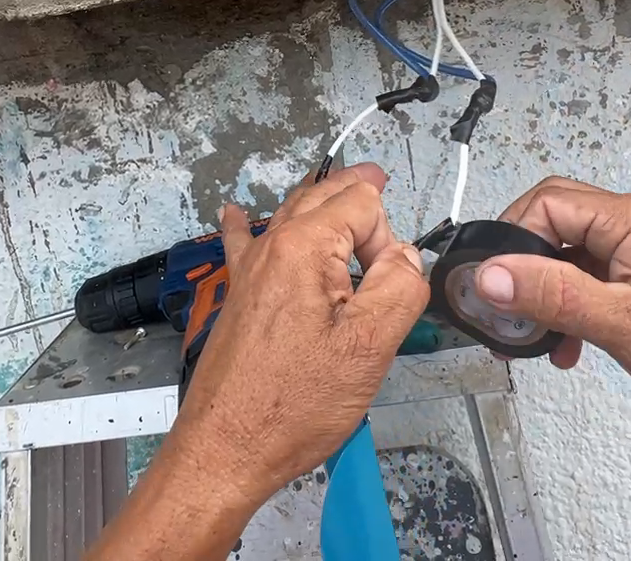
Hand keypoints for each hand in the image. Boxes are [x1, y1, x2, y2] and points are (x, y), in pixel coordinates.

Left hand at [167, 164, 429, 507]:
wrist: (225, 449)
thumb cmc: (295, 403)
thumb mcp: (370, 346)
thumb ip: (400, 287)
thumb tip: (406, 256)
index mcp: (304, 246)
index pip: (362, 204)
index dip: (387, 236)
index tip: (387, 286)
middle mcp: (271, 244)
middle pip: (323, 194)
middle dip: (356, 193)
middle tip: (381, 180)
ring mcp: (250, 268)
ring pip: (289, 212)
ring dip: (319, 199)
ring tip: (342, 187)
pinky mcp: (239, 293)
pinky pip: (241, 242)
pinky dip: (244, 222)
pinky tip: (232, 211)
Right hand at [473, 177, 630, 438]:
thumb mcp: (623, 327)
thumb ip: (552, 294)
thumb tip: (489, 275)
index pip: (549, 203)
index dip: (513, 238)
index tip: (492, 283)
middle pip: (556, 218)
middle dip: (524, 260)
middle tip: (504, 302)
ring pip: (569, 248)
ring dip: (545, 287)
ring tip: (534, 334)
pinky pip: (590, 272)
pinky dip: (569, 300)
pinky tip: (566, 342)